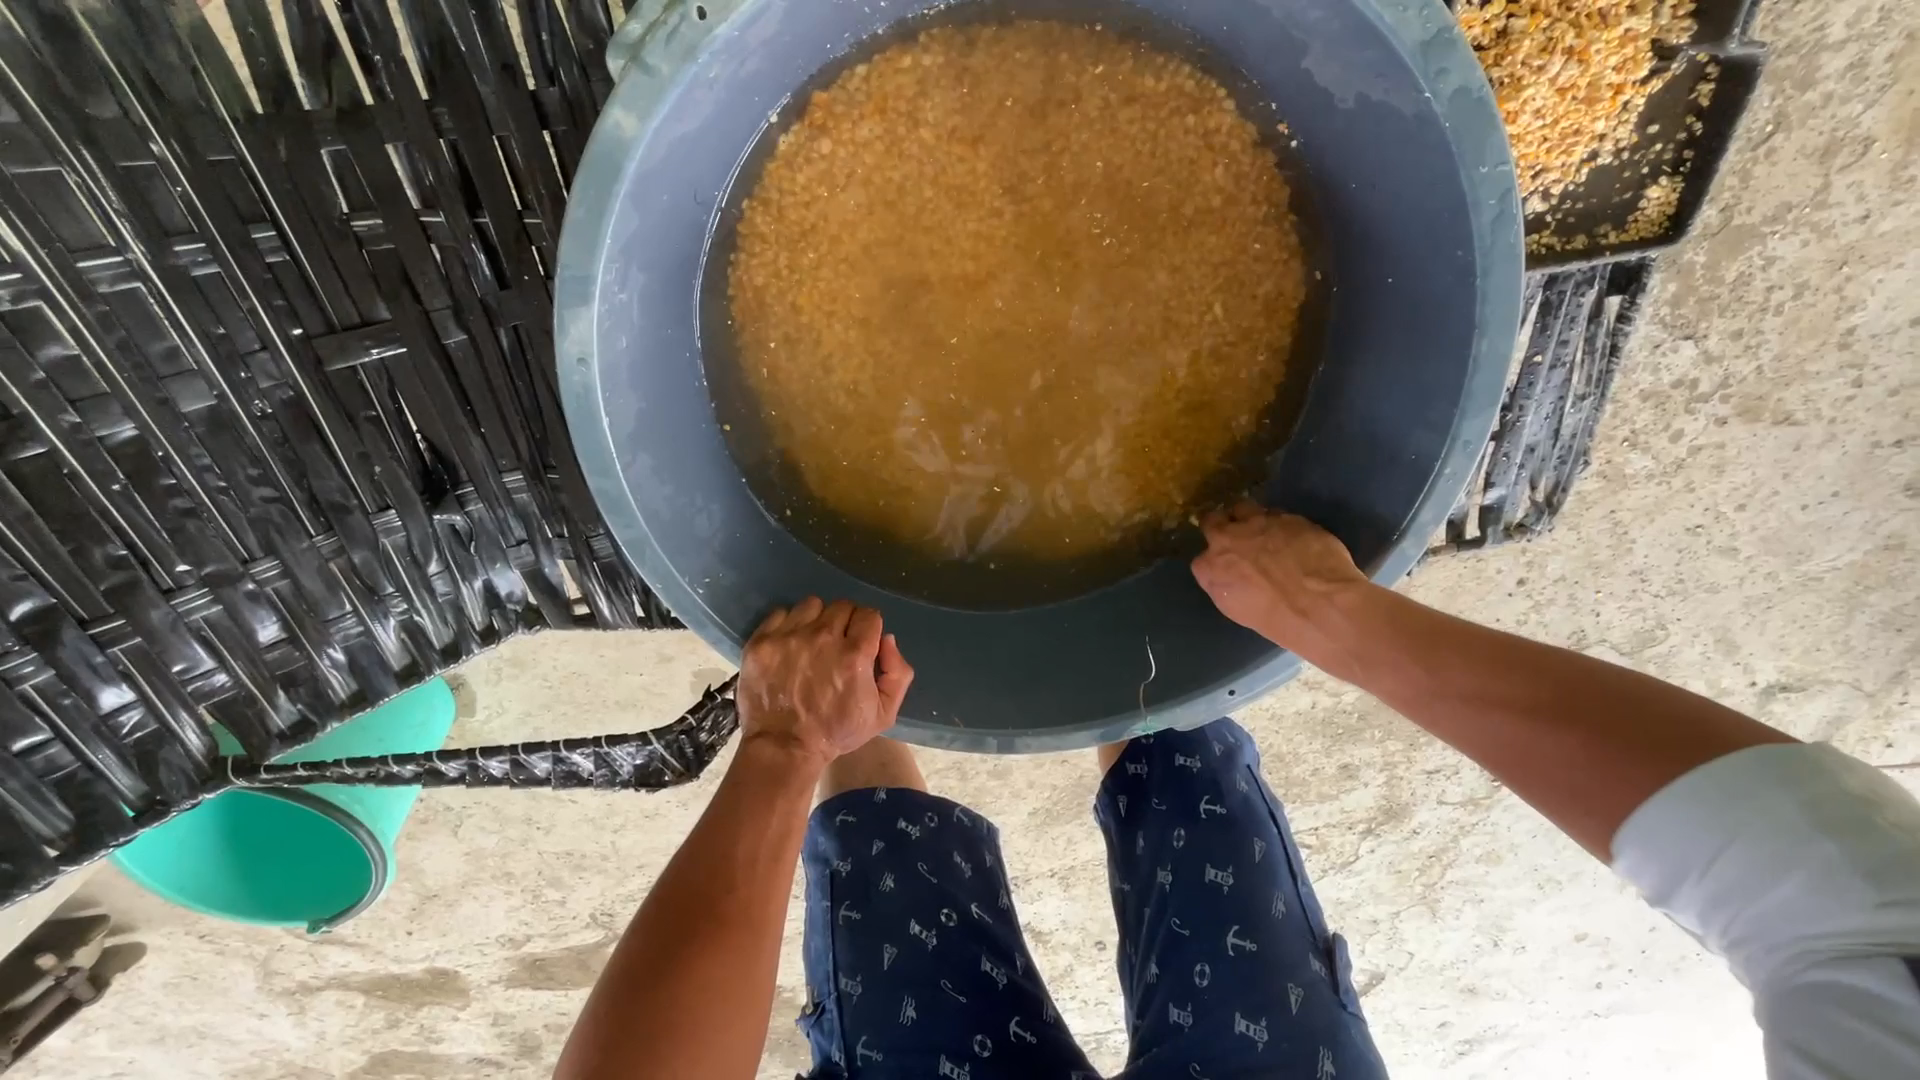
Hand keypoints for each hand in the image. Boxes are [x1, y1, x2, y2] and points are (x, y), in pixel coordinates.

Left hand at [737, 597, 913, 767]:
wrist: (783, 747)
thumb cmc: (836, 732)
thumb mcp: (884, 713)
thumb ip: (898, 673)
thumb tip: (887, 639)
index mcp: (854, 654)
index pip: (869, 615)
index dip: (868, 628)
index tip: (862, 642)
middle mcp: (822, 638)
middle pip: (842, 606)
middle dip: (846, 622)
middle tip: (838, 644)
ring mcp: (789, 638)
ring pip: (812, 605)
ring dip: (817, 619)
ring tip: (812, 641)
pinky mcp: (762, 642)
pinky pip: (781, 613)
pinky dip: (789, 624)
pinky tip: (790, 644)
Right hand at [1191, 502, 1370, 646]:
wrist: (1321, 605)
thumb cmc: (1277, 619)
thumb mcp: (1237, 610)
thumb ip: (1224, 584)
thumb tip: (1229, 575)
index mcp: (1211, 566)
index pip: (1202, 559)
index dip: (1215, 561)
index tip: (1226, 567)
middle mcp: (1228, 538)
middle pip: (1213, 520)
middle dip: (1221, 526)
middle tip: (1236, 537)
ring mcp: (1258, 523)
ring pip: (1243, 508)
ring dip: (1249, 518)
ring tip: (1264, 532)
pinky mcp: (1289, 517)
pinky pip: (1277, 515)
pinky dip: (1280, 525)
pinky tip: (1294, 540)